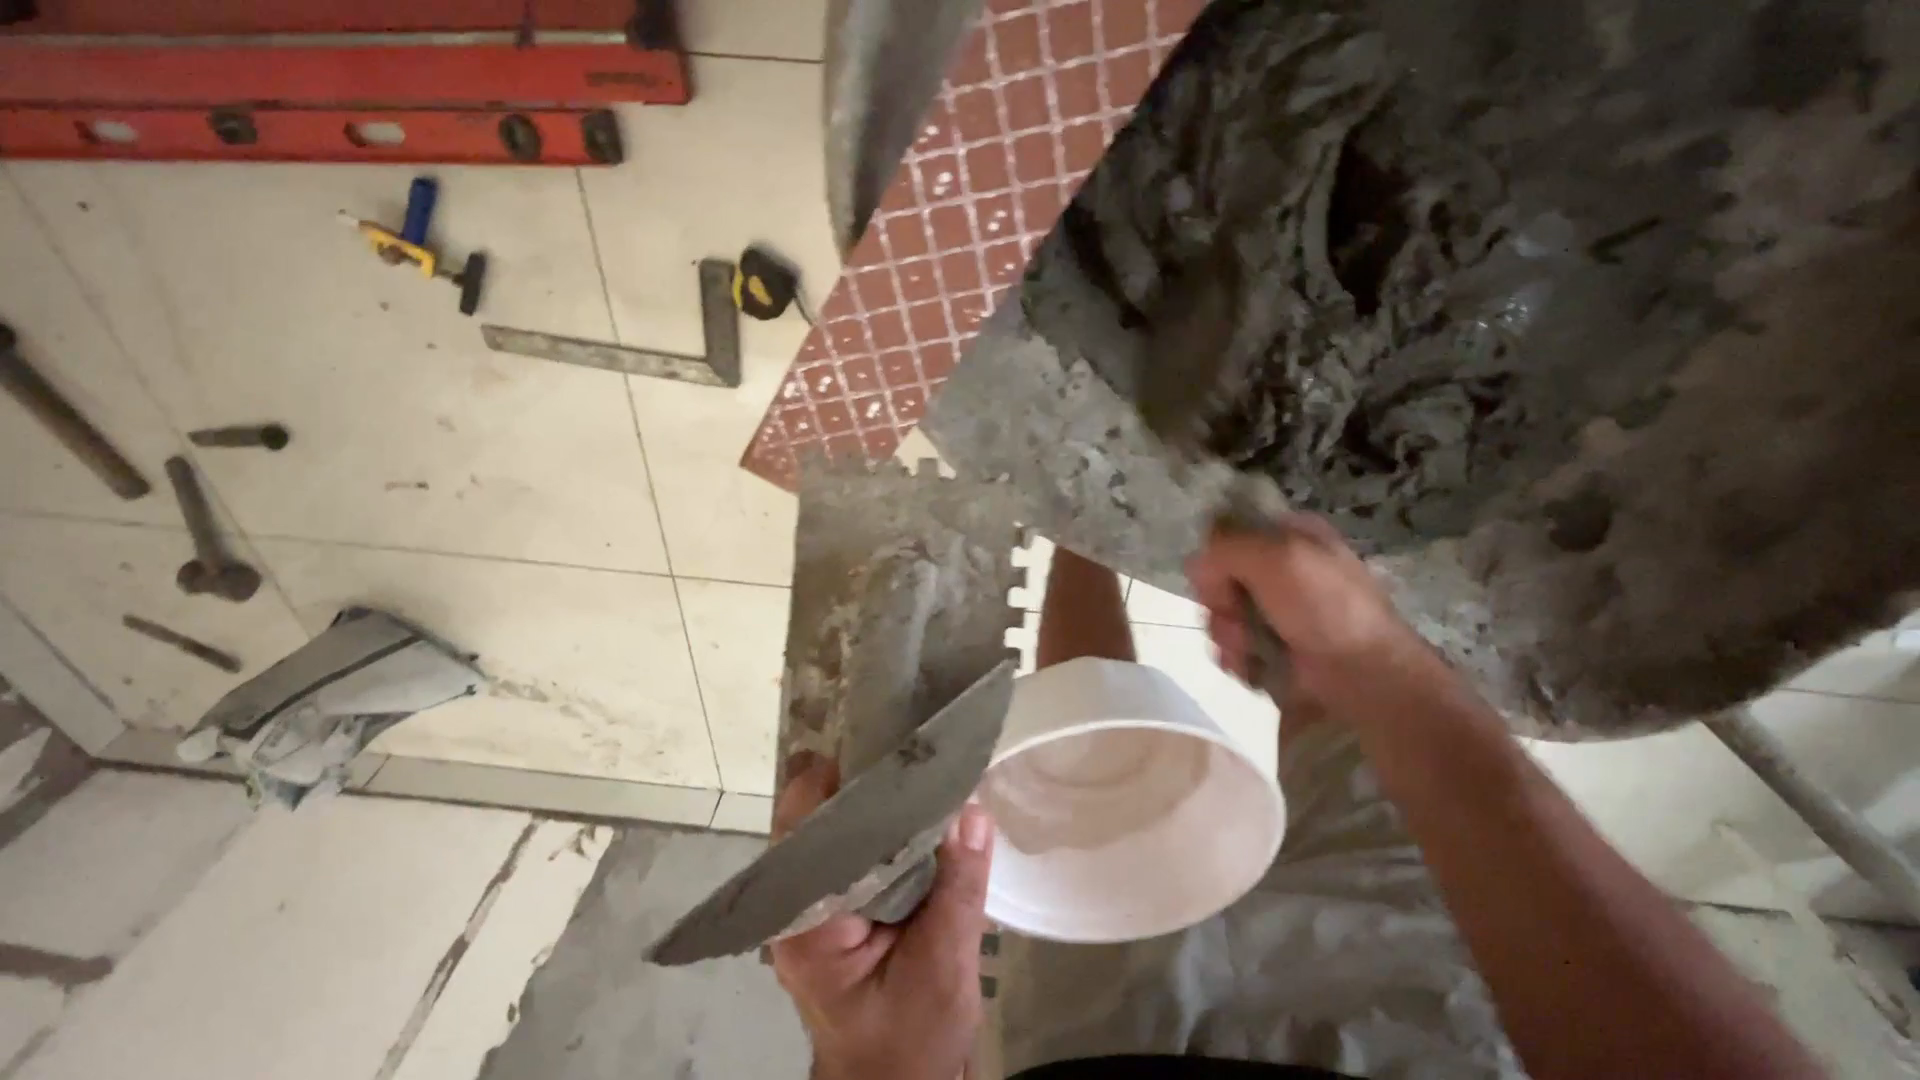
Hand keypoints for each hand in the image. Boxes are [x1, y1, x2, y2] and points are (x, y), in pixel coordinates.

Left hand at [771, 753, 995, 1079]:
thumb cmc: (912, 1040)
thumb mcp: (943, 969)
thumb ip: (957, 890)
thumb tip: (973, 810)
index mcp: (805, 923)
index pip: (806, 829)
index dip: (841, 781)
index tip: (884, 741)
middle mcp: (796, 908)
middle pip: (816, 821)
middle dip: (862, 782)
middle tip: (911, 742)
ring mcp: (813, 908)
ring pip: (835, 833)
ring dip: (874, 802)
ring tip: (918, 762)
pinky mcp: (837, 911)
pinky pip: (852, 853)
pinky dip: (883, 829)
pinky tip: (919, 808)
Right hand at [1186, 514, 1438, 706]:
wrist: (1362, 675)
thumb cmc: (1325, 607)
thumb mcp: (1278, 556)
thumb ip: (1227, 544)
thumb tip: (1198, 563)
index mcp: (1290, 536)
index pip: (1228, 533)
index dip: (1216, 555)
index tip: (1218, 576)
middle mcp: (1281, 570)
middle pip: (1218, 577)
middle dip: (1219, 601)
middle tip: (1235, 617)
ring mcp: (1276, 612)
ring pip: (1221, 614)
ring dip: (1226, 635)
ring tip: (1247, 651)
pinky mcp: (1271, 648)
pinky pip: (1232, 646)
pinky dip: (1235, 658)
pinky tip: (1249, 667)